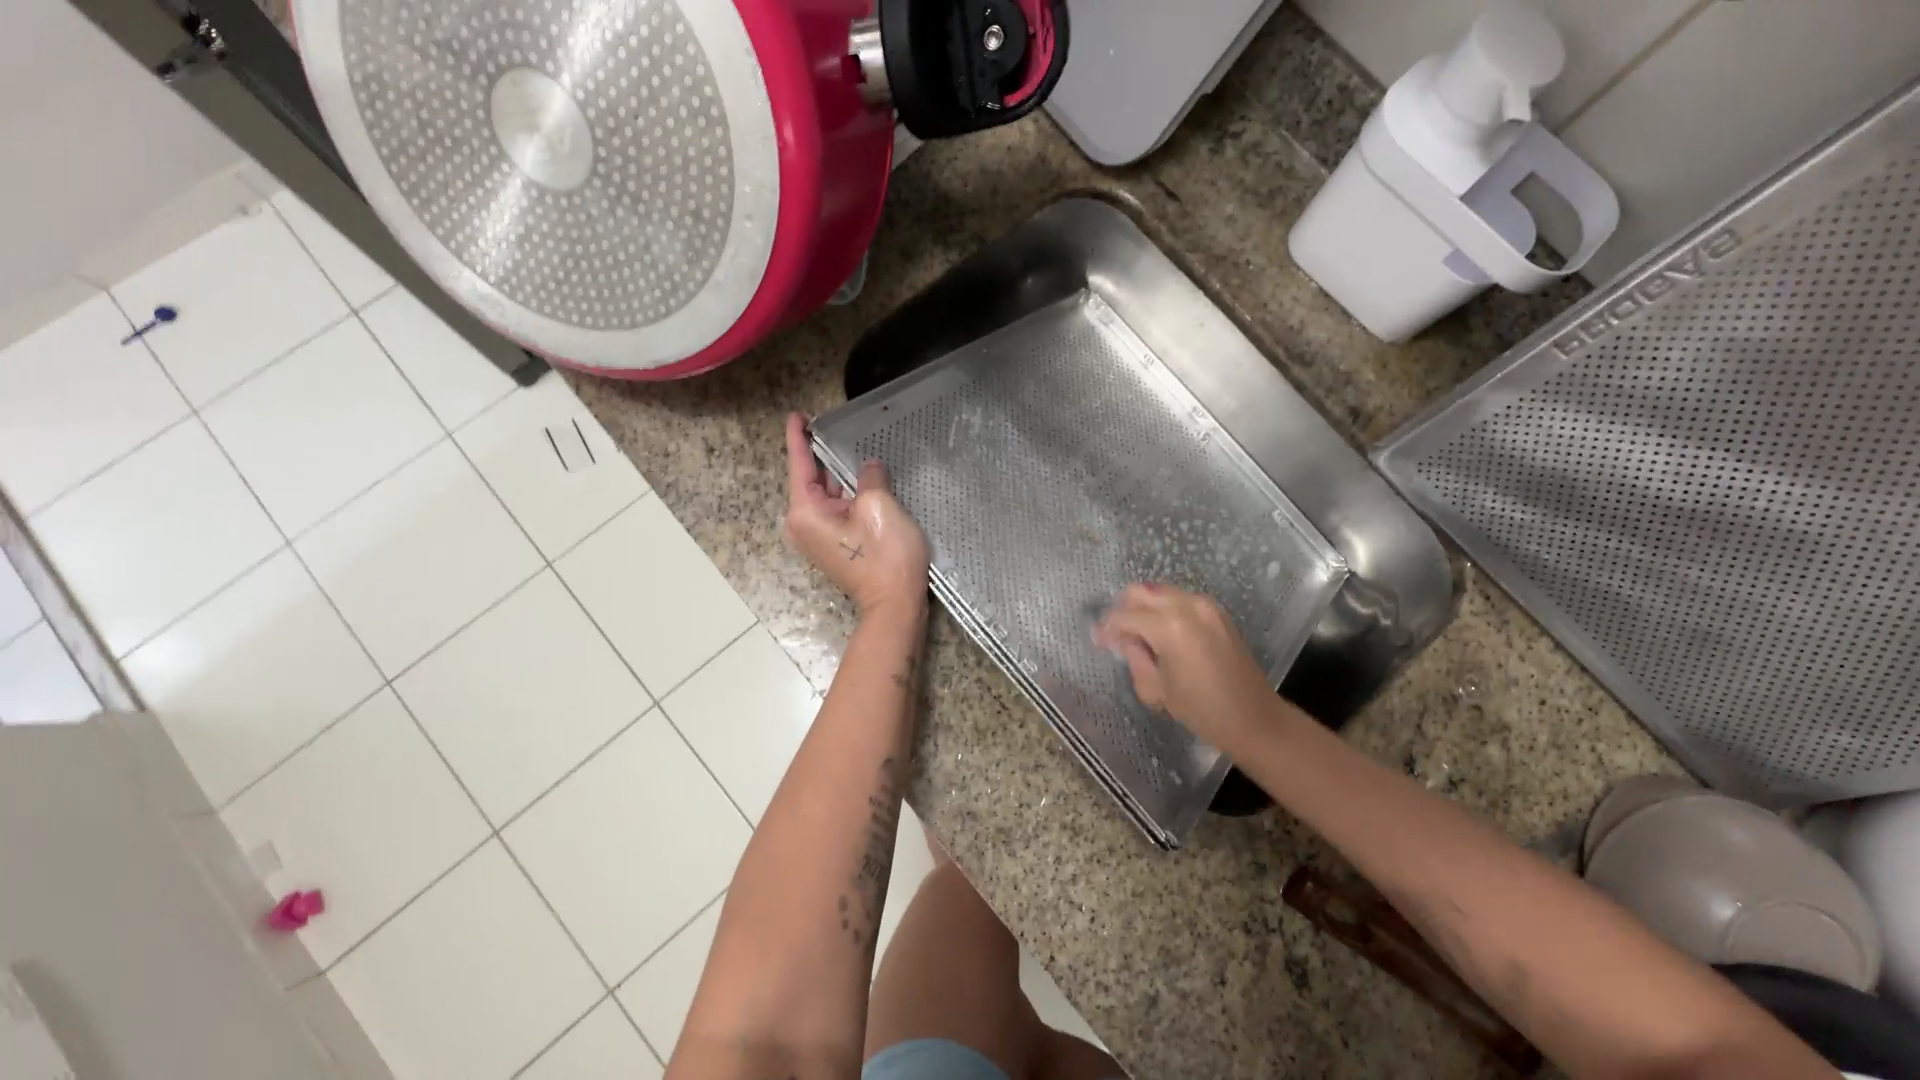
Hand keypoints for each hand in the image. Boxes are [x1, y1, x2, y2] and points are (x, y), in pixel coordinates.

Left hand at [783, 412, 929, 619]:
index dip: (799, 437)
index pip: (799, 464)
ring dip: (840, 475)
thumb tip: (869, 468)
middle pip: (811, 479)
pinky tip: (864, 477)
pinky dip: (848, 494)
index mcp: (804, 512)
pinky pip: (837, 510)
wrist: (895, 603)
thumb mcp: (878, 504)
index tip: (797, 415)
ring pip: (827, 495)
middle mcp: (803, 524)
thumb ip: (870, 476)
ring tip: (854, 446)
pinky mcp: (835, 545)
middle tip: (835, 426)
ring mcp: (818, 537)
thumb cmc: (884, 554)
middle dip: (824, 455)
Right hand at [1093, 585, 1281, 752]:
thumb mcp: (1156, 689)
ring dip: (1144, 608)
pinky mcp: (1217, 612)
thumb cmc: (1202, 710)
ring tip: (1138, 635)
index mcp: (1170, 627)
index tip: (1098, 640)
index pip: (1125, 616)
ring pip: (1161, 592)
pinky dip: (1165, 609)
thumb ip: (1134, 658)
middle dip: (1123, 609)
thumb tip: (1124, 640)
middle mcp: (1187, 606)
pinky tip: (1162, 634)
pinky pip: (1181, 599)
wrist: (1253, 716)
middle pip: (1141, 591)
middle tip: (1116, 635)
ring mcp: (1206, 605)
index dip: (1107, 628)